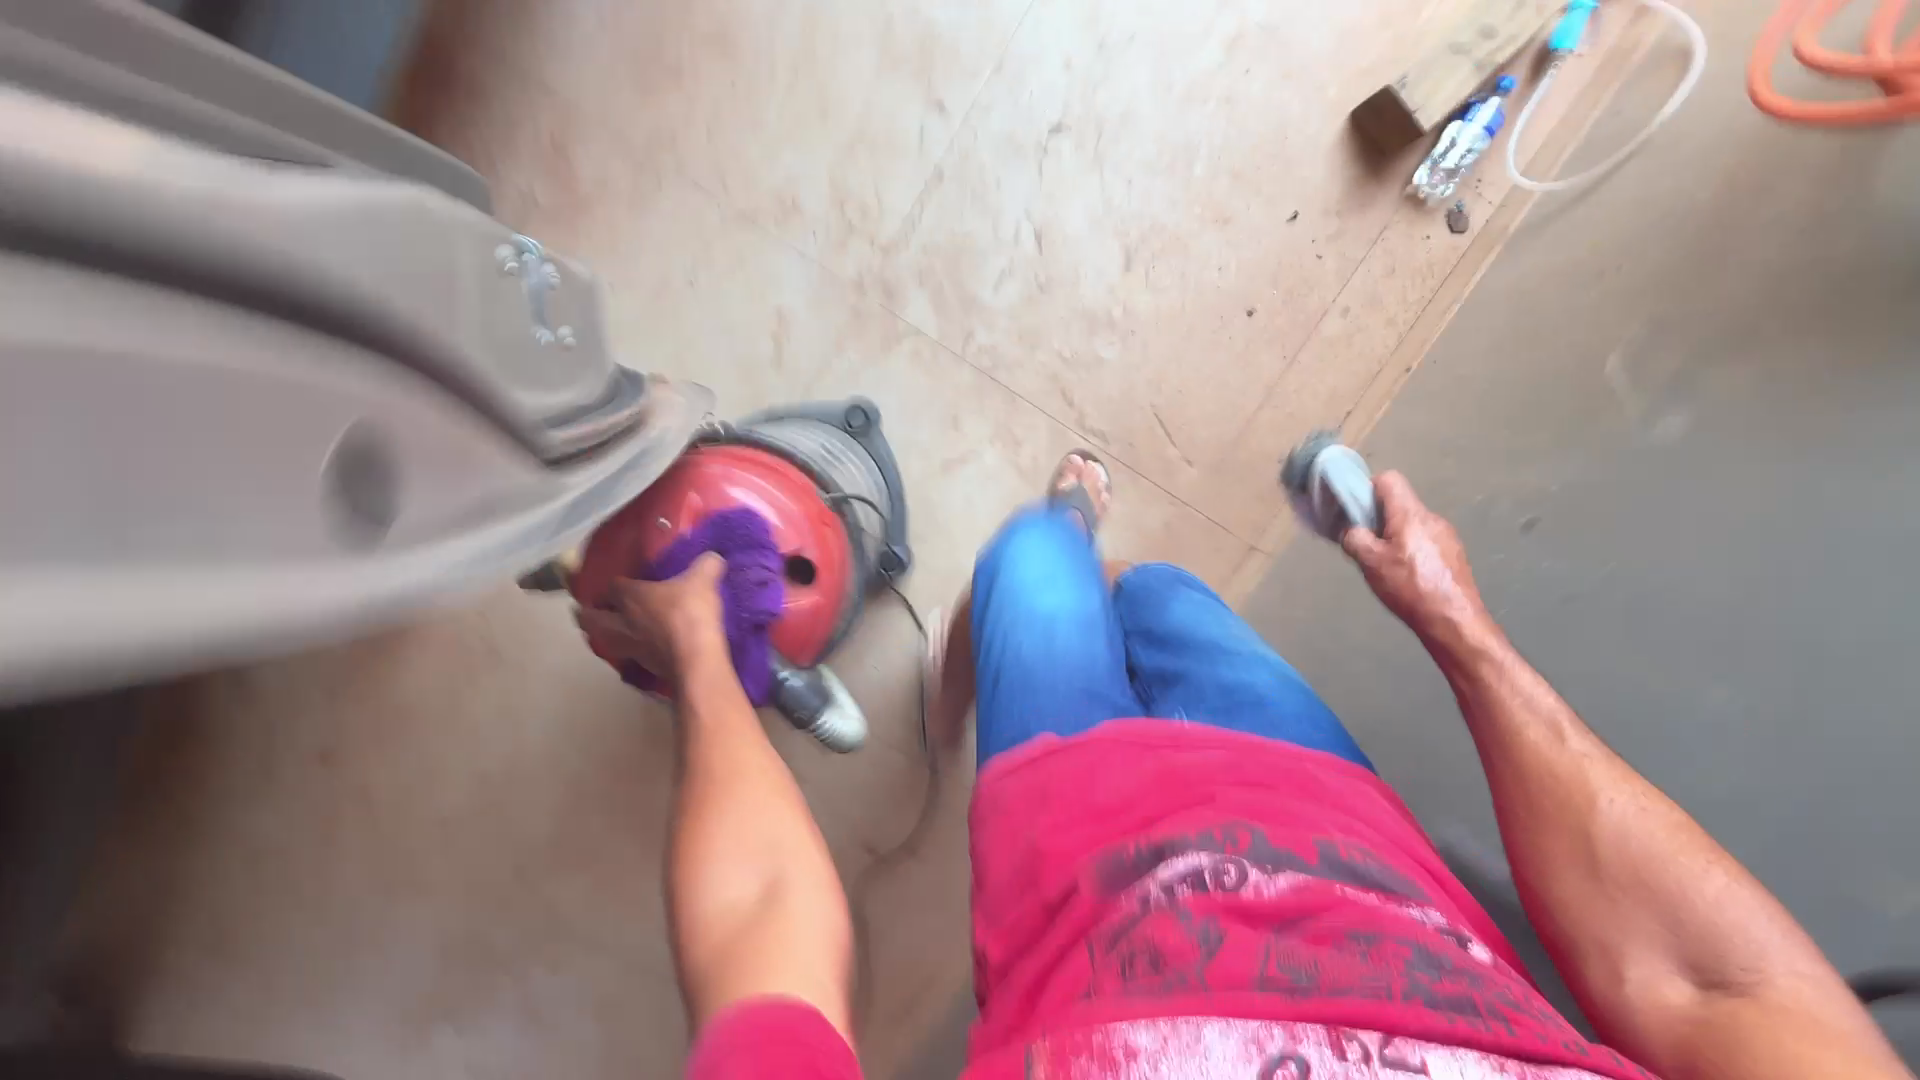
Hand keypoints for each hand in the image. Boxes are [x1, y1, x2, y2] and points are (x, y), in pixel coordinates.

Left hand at [575, 552, 727, 683]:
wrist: (696, 658)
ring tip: (602, 632)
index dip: (613, 584)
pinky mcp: (644, 666)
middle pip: (592, 619)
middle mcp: (624, 621)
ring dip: (599, 636)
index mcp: (631, 596)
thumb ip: (706, 565)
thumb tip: (713, 557)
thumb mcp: (704, 580)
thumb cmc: (691, 613)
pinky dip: (624, 652)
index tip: (616, 582)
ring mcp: (631, 646)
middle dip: (585, 614)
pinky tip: (633, 651)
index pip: (612, 587)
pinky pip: (626, 656)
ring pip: (604, 641)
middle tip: (583, 610)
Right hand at [1340, 472, 1493, 649]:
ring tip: (1386, 565)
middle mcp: (1432, 518)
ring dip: (1394, 536)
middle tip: (1365, 545)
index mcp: (1411, 514)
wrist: (1453, 620)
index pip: (1389, 479)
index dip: (1367, 489)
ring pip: (1411, 524)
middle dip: (1378, 518)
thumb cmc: (1409, 587)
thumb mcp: (1369, 562)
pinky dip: (1410, 549)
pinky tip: (1407, 576)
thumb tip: (1353, 531)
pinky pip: (1425, 540)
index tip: (1356, 512)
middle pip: (1399, 504)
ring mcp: (1447, 536)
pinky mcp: (1453, 554)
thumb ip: (1354, 538)